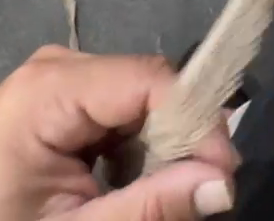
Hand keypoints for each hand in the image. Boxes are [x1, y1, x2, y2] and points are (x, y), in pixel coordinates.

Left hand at [0, 47, 237, 220]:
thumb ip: (151, 207)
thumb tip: (226, 184)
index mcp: (48, 88)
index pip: (152, 80)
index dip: (198, 122)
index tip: (225, 176)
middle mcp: (54, 66)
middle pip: (147, 88)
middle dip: (179, 140)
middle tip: (195, 197)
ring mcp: (53, 79)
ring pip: (138, 102)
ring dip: (158, 150)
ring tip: (152, 199)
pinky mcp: (54, 100)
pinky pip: (116, 113)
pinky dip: (132, 151)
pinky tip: (120, 189)